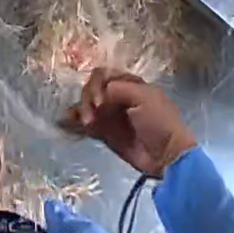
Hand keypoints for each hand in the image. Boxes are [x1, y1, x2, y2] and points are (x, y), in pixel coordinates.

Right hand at [61, 69, 196, 176]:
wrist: (168, 157)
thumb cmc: (160, 122)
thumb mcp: (143, 98)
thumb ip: (117, 89)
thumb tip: (100, 97)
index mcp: (128, 84)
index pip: (102, 75)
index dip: (97, 84)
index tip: (99, 102)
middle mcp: (116, 97)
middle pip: (91, 88)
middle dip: (88, 99)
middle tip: (91, 117)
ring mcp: (110, 115)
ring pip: (86, 105)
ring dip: (81, 110)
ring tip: (87, 124)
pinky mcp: (106, 133)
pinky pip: (85, 124)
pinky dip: (74, 123)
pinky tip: (65, 124)